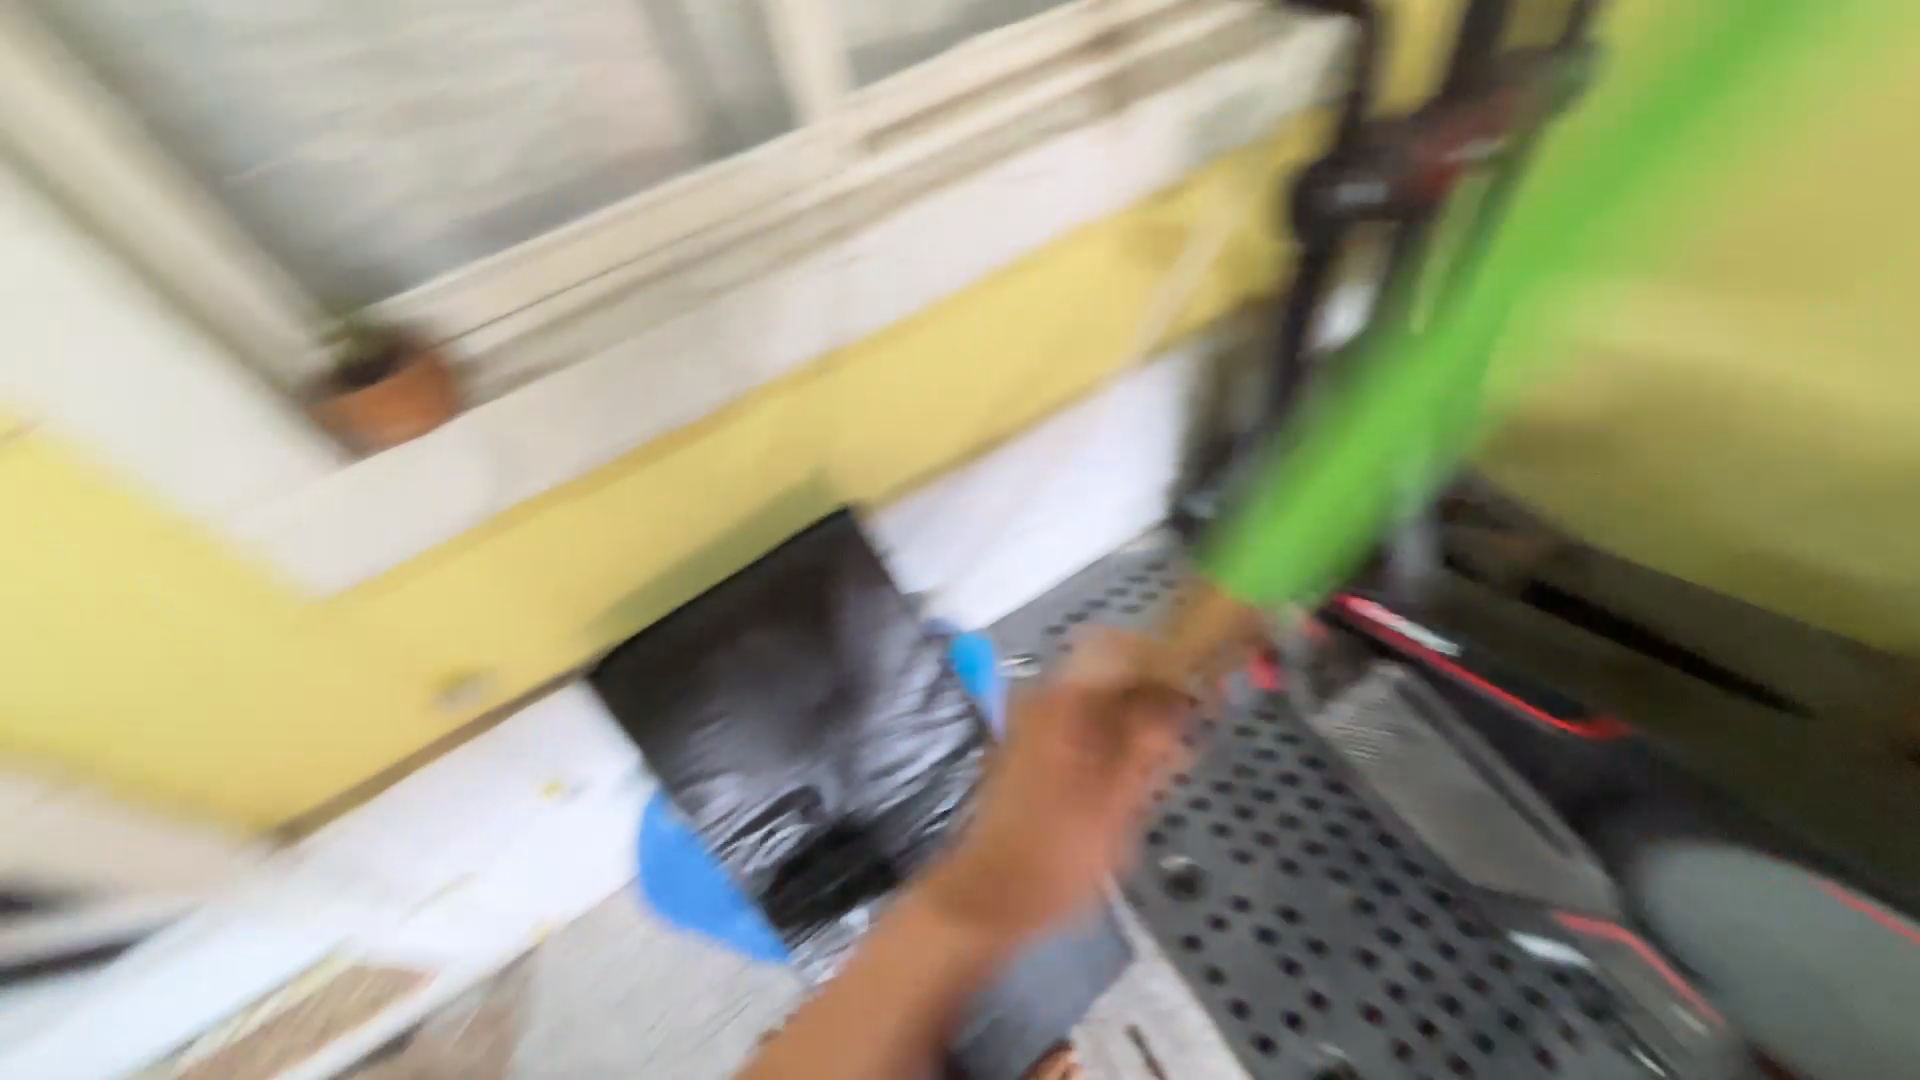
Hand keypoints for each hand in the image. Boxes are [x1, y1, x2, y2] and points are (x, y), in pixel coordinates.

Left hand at [920, 631, 1191, 944]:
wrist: (987, 898)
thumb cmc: (1053, 854)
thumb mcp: (1114, 803)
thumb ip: (1148, 742)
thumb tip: (1184, 695)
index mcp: (1060, 702)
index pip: (1117, 646)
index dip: (1162, 657)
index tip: (1201, 684)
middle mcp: (1044, 700)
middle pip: (1109, 670)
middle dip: (1156, 689)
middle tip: (1196, 722)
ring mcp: (1037, 724)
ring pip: (1101, 698)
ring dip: (1140, 715)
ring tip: (1175, 753)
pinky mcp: (1038, 750)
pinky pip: (1087, 724)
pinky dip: (1118, 737)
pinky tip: (1143, 772)